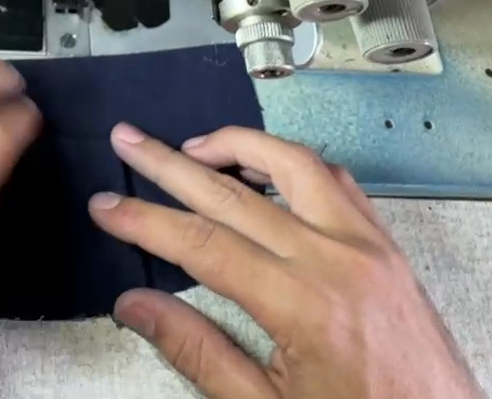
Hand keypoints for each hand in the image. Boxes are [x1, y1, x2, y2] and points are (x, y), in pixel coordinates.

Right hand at [88, 123, 479, 398]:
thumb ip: (197, 353)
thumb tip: (132, 304)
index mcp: (304, 308)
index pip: (202, 246)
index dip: (145, 222)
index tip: (105, 206)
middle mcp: (336, 259)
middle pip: (234, 191)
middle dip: (169, 164)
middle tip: (127, 139)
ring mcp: (367, 245)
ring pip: (291, 162)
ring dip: (234, 145)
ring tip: (189, 147)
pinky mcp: (387, 246)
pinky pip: (335, 180)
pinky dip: (290, 161)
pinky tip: (263, 165)